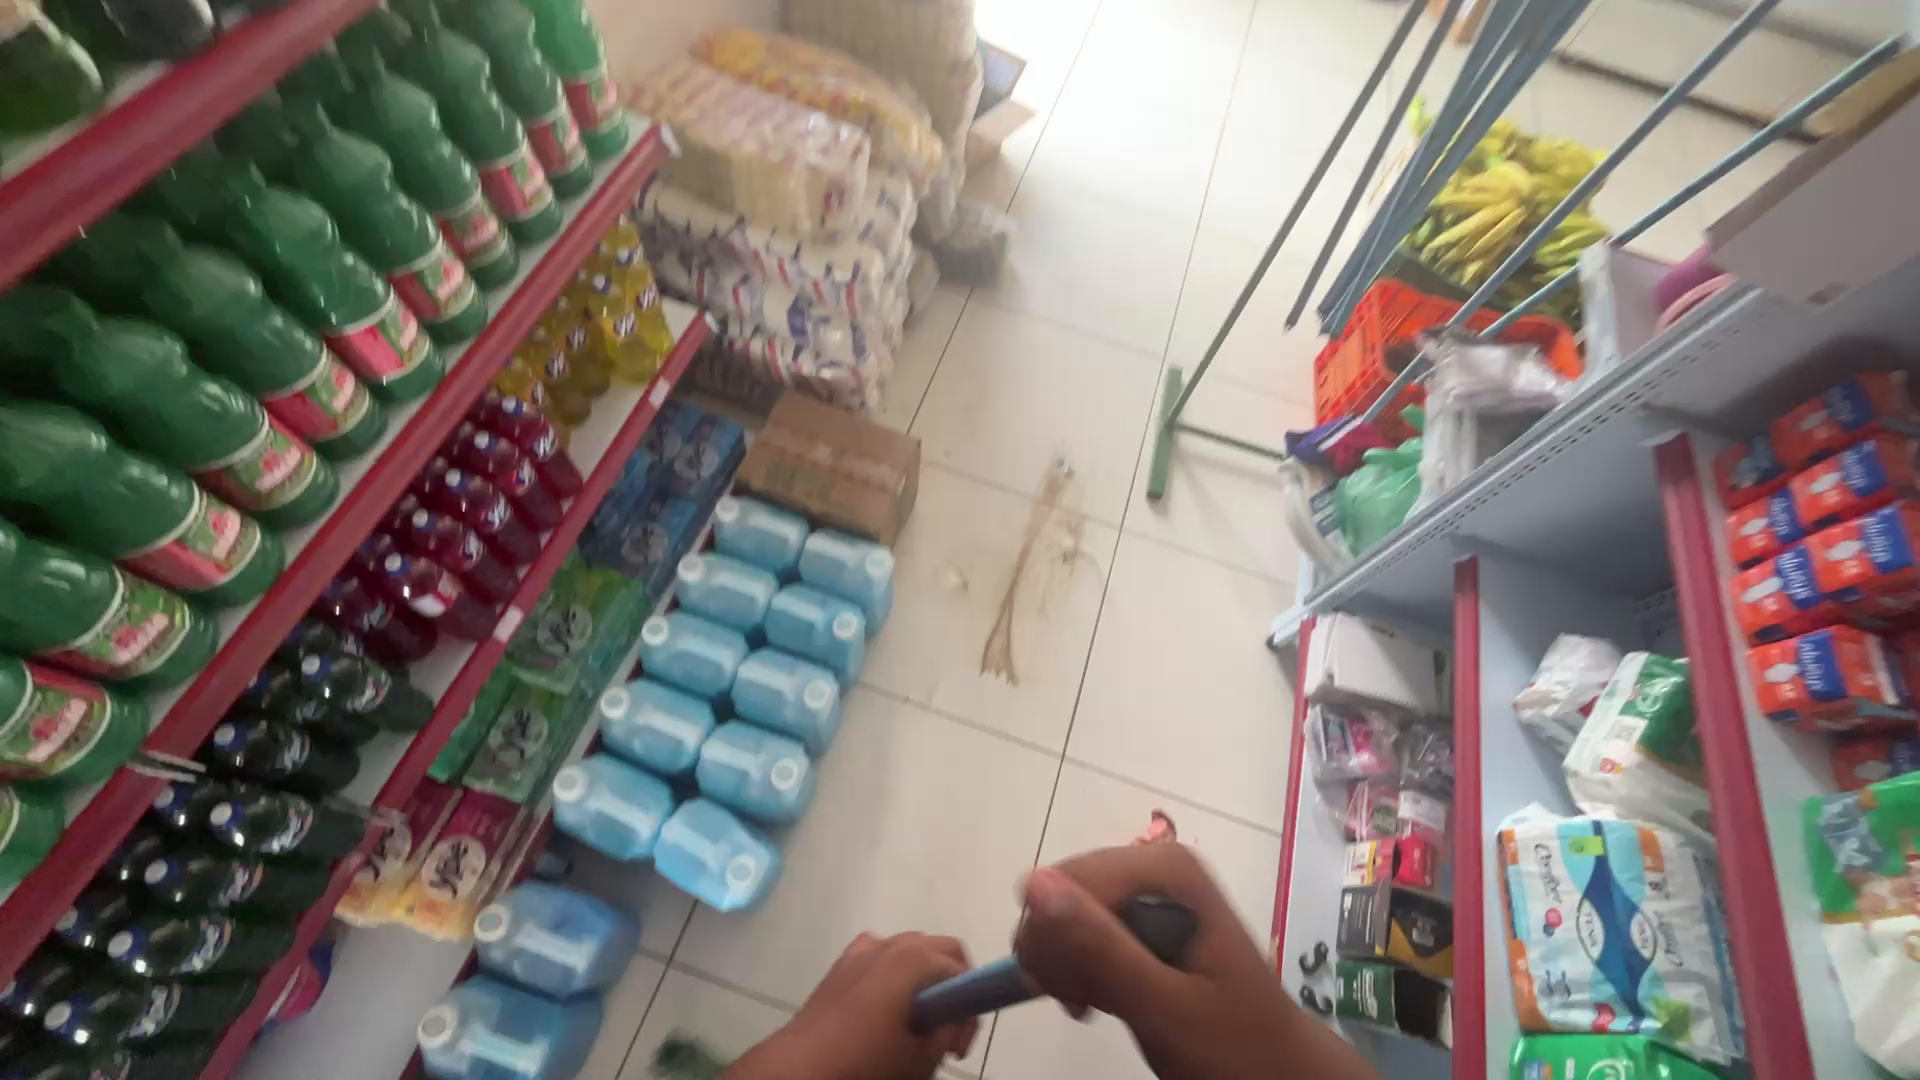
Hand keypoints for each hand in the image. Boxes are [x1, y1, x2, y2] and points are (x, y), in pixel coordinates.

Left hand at [726, 932, 979, 1079]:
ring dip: (926, 975)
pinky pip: (882, 953)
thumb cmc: (863, 1063)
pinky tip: (887, 1002)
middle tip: (947, 1030)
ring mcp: (867, 948)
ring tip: (918, 1019)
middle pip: (942, 949)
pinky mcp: (846, 960)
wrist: (799, 1067)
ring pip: (913, 947)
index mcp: (915, 959)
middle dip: (953, 983)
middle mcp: (894, 942)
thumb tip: (954, 1023)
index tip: (959, 1041)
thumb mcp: (918, 1058)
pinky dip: (895, 969)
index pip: (962, 970)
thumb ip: (947, 1033)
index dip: (970, 1006)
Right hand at [1013, 844, 1378, 1079]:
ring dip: (1066, 962)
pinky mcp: (1141, 910)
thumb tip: (1034, 882)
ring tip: (1094, 1004)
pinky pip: (1081, 922)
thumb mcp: (1165, 1009)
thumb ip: (1101, 947)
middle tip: (1085, 1004)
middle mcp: (1152, 863)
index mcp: (1166, 869)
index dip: (1055, 938)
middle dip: (1060, 951)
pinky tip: (1098, 996)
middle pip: (1063, 889)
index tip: (1072, 1000)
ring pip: (1064, 907)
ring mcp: (1147, 886)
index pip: (1069, 881)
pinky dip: (1078, 964)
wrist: (1282, 1075)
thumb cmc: (1234, 1050)